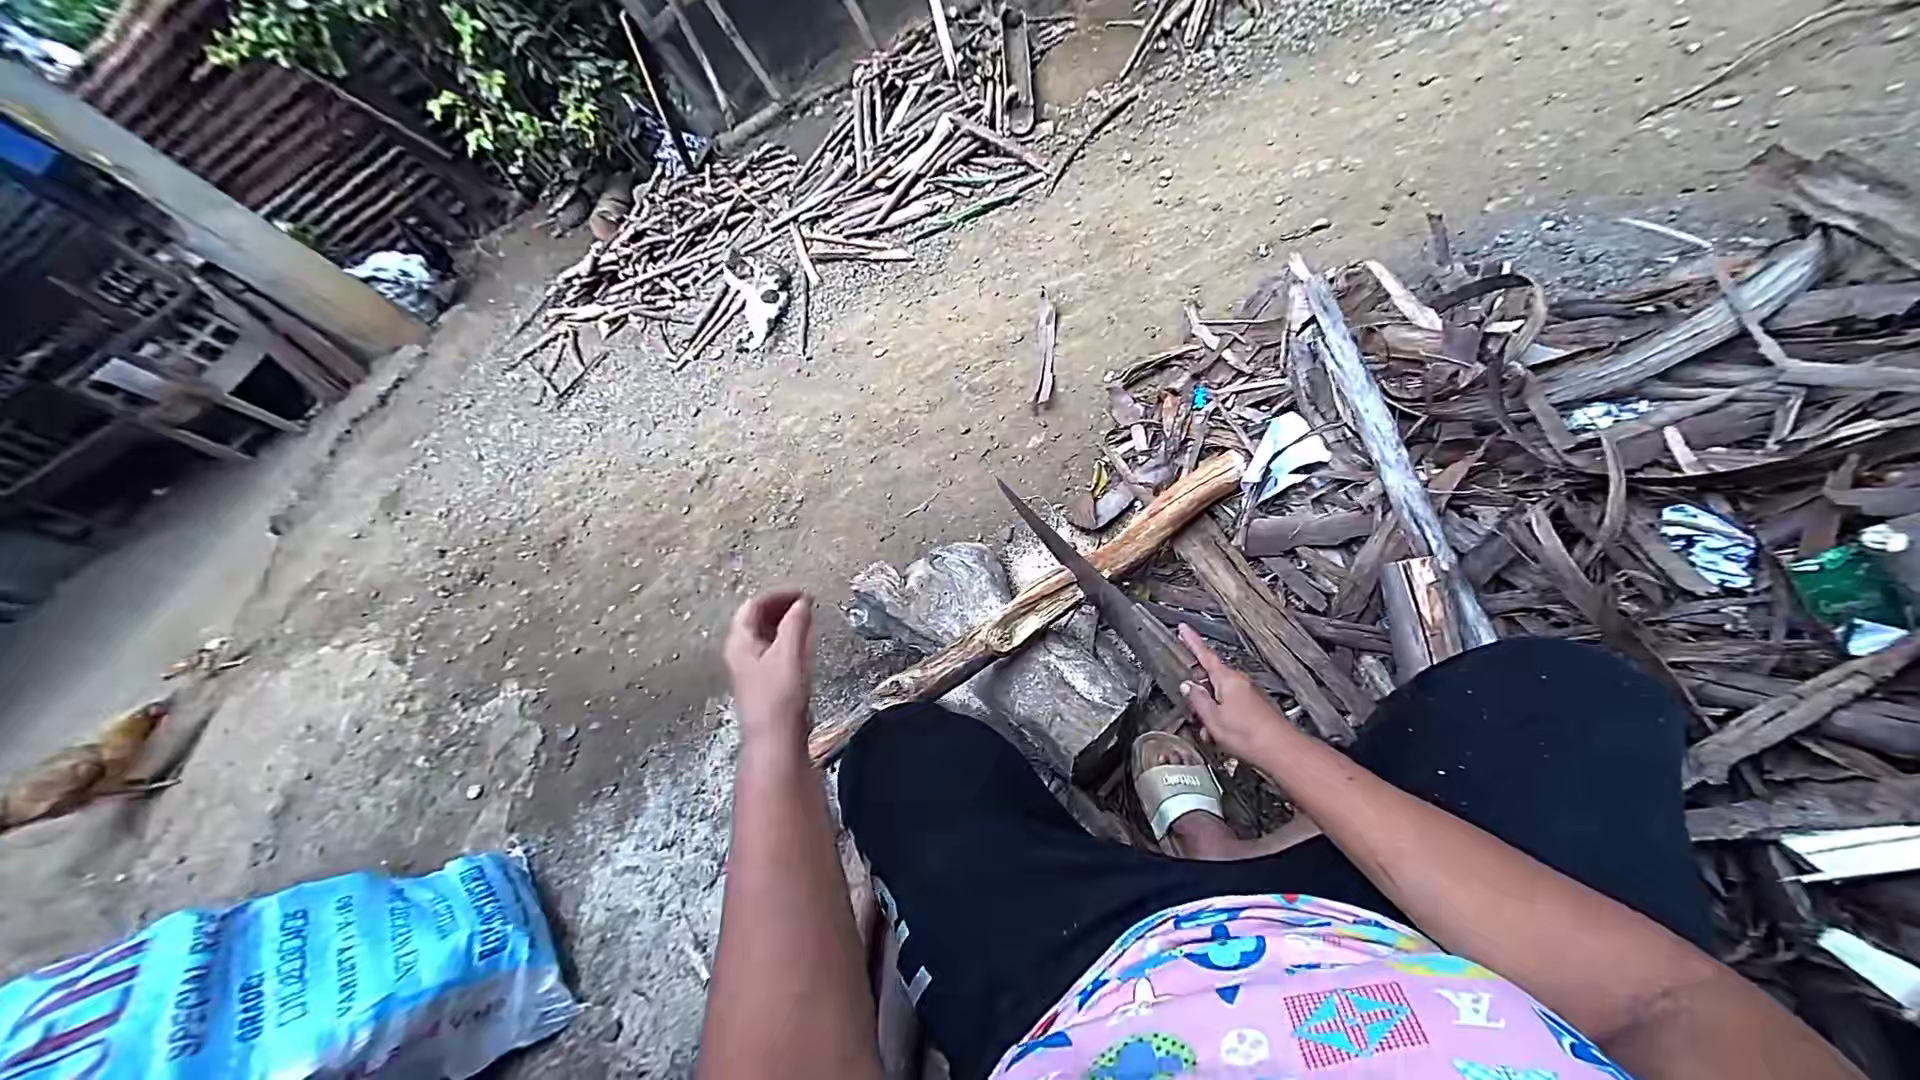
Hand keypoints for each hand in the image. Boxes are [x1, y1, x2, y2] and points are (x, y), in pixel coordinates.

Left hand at [725, 590, 814, 747]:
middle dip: (782, 607)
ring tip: (807, 619)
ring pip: (767, 635)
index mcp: (740, 642)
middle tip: (805, 603)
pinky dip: (789, 639)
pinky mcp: (765, 681)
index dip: (778, 595)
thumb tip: (802, 603)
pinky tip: (804, 644)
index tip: (801, 594)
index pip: (754, 605)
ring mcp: (752, 668)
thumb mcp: (790, 652)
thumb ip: (796, 622)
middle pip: (758, 619)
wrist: (776, 738)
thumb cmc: (779, 696)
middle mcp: (742, 653)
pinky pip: (775, 650)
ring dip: (786, 623)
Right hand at [1178, 623, 1296, 762]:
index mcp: (1227, 679)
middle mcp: (1240, 683)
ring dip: (1211, 709)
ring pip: (1220, 696)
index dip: (1192, 641)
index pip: (1205, 654)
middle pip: (1211, 679)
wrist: (1281, 751)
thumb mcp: (1212, 717)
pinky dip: (1223, 716)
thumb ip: (1197, 699)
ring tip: (1209, 730)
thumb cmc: (1249, 734)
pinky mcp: (1255, 707)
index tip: (1184, 628)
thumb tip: (1188, 686)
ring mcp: (1249, 694)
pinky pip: (1232, 706)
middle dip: (1199, 692)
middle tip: (1191, 705)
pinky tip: (1221, 734)